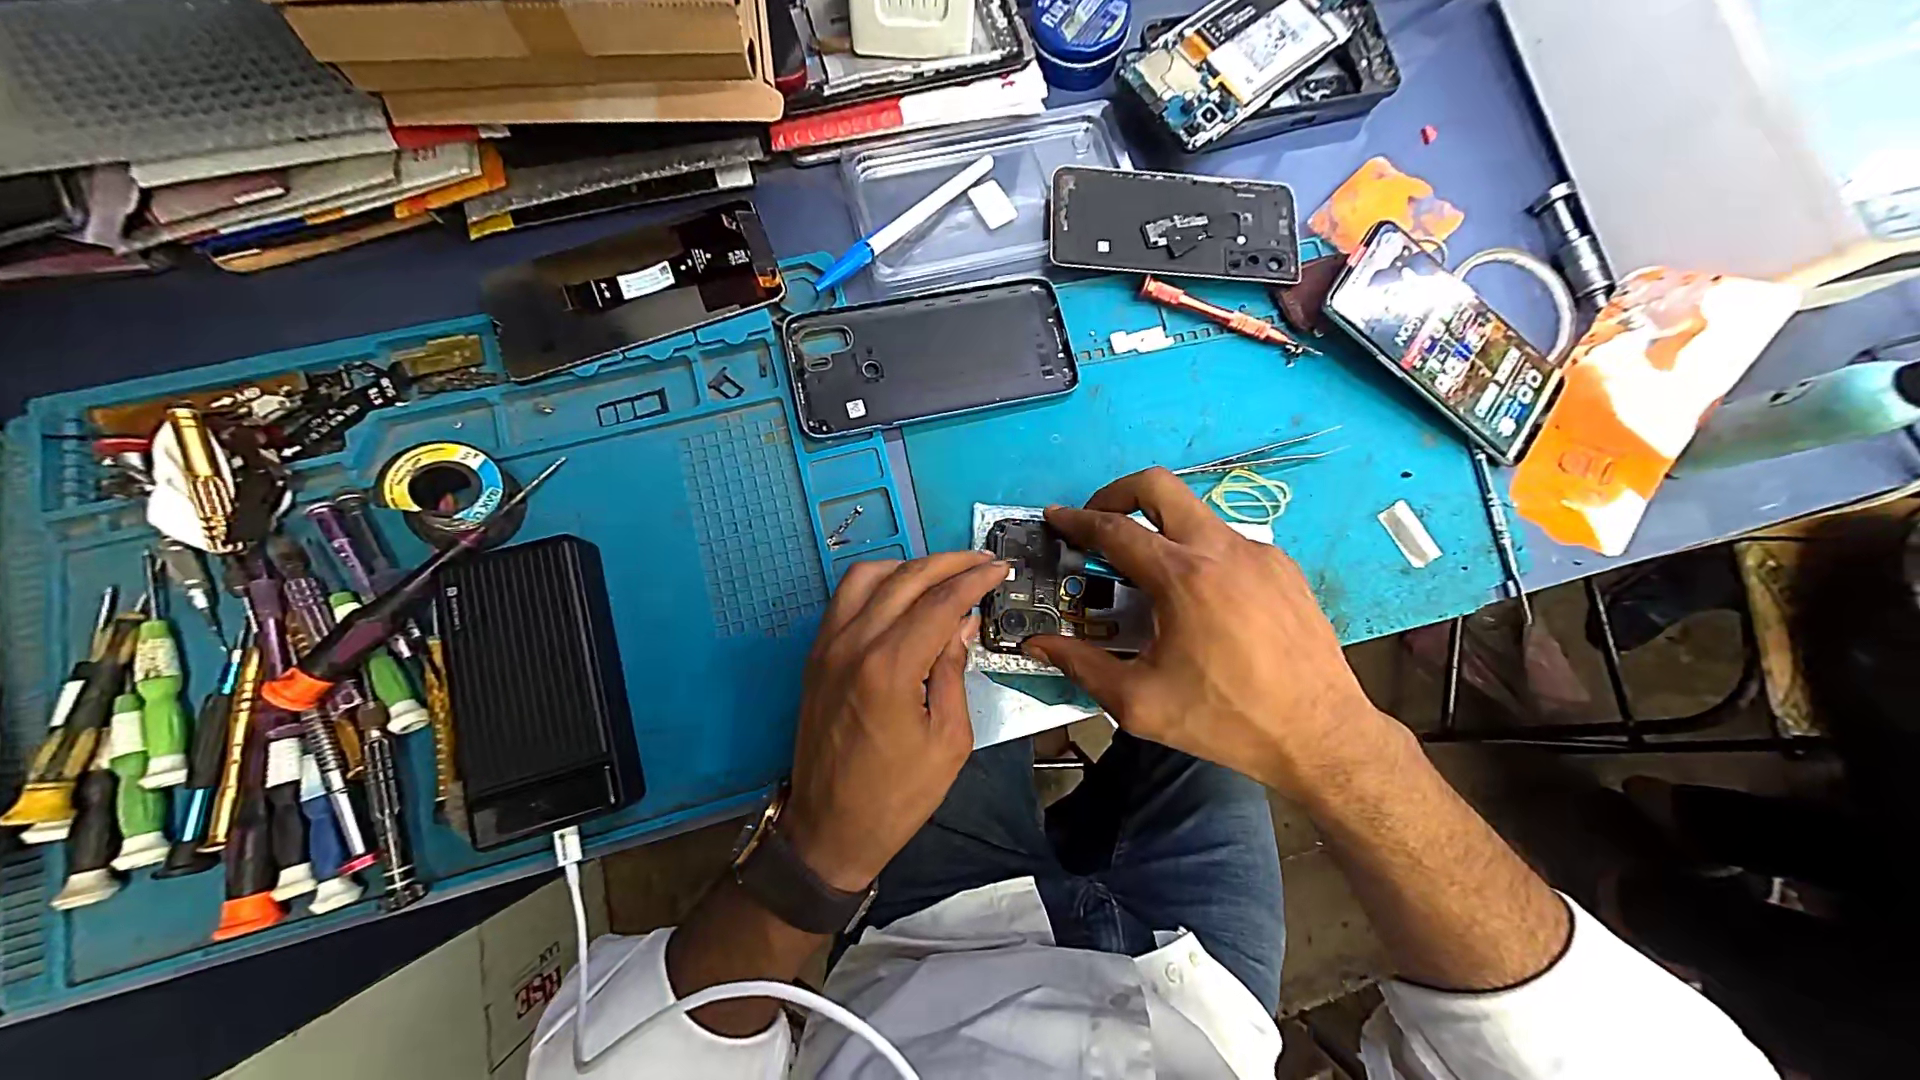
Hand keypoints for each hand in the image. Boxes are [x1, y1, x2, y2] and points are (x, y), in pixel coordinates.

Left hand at [782, 552, 1007, 891]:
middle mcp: (853, 644)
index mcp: (889, 668)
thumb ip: (954, 670)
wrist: (829, 827)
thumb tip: (961, 622)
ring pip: (868, 575)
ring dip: (910, 566)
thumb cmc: (896, 795)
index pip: (939, 601)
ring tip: (944, 575)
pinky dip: (878, 582)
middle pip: (906, 578)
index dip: (974, 580)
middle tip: (981, 562)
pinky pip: (845, 597)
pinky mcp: (816, 653)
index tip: (1000, 569)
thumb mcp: (948, 739)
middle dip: (949, 563)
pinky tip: (903, 592)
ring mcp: (827, 645)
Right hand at [1023, 467, 1391, 801]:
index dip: (1077, 520)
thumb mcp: (1140, 703)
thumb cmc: (1226, 720)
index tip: (1056, 516)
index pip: (1116, 529)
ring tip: (1146, 572)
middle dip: (1118, 494)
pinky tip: (1198, 598)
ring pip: (1196, 514)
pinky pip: (1228, 542)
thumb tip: (1038, 645)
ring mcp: (1260, 554)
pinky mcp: (1284, 569)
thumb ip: (1081, 666)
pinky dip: (1198, 552)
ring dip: (1160, 528)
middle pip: (1159, 486)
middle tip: (1098, 523)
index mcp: (1184, 578)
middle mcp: (1223, 550)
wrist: (1322, 737)